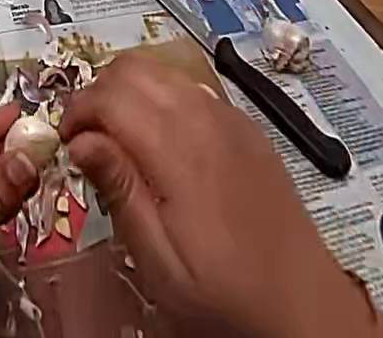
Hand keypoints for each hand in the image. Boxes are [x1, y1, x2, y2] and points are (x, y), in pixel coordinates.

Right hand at [59, 53, 382, 337]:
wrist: (315, 318)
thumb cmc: (228, 299)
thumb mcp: (161, 265)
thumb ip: (119, 192)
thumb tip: (79, 140)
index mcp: (179, 152)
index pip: (108, 97)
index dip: (76, 112)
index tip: (67, 143)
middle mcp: (203, 120)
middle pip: (129, 69)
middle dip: (97, 93)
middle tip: (90, 137)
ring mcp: (229, 118)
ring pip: (158, 69)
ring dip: (126, 89)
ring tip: (120, 133)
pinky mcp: (245, 126)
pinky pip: (187, 84)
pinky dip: (159, 93)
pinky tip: (161, 137)